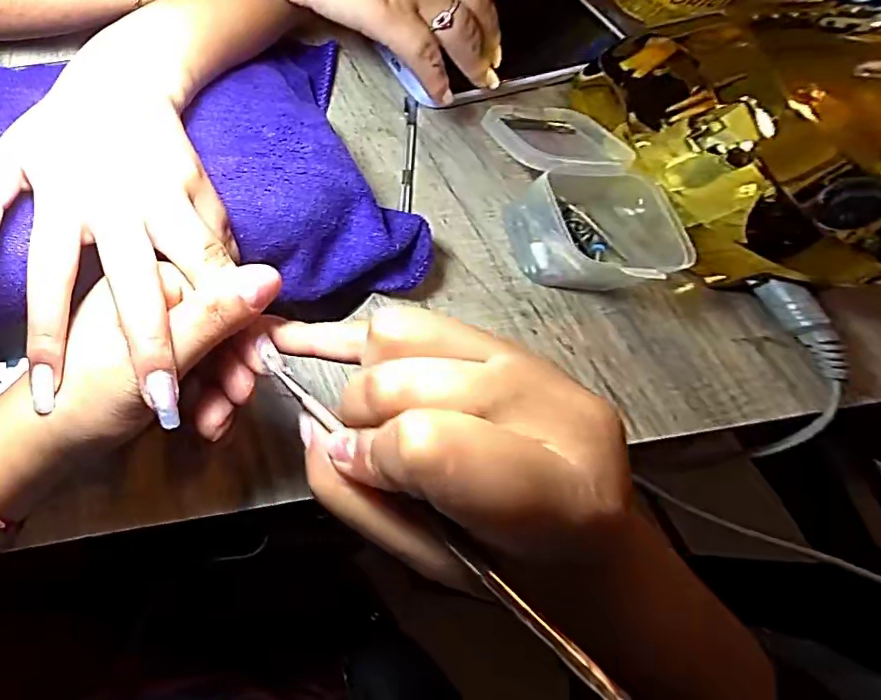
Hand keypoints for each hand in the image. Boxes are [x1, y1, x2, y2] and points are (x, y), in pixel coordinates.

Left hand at [0, 68, 236, 430]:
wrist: (123, 77)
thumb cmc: (57, 126)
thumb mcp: (9, 155)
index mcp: (63, 201)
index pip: (48, 280)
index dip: (46, 339)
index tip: (46, 393)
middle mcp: (116, 204)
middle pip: (134, 283)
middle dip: (148, 347)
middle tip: (156, 404)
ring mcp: (165, 195)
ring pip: (196, 266)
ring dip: (215, 323)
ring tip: (231, 380)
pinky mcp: (201, 189)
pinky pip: (222, 245)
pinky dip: (237, 289)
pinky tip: (251, 330)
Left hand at [44, 262, 280, 451]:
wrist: (46, 435)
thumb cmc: (84, 394)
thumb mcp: (153, 356)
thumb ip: (210, 316)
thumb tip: (267, 277)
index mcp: (141, 265)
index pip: (219, 285)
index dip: (243, 332)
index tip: (253, 370)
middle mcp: (145, 280)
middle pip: (218, 317)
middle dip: (232, 363)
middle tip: (233, 400)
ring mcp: (149, 312)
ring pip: (213, 343)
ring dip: (222, 384)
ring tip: (212, 418)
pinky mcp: (151, 341)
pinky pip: (198, 358)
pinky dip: (208, 390)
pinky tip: (204, 417)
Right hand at [265, 306, 631, 589]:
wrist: (588, 536)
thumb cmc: (511, 562)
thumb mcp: (429, 560)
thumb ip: (355, 499)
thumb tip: (312, 431)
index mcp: (559, 492)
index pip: (426, 442)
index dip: (375, 455)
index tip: (363, 471)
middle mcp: (551, 408)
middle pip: (395, 384)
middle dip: (361, 420)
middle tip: (370, 453)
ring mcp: (525, 360)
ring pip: (389, 336)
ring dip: (362, 380)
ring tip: (380, 415)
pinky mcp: (492, 337)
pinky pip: (399, 318)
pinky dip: (339, 331)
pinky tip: (292, 338)